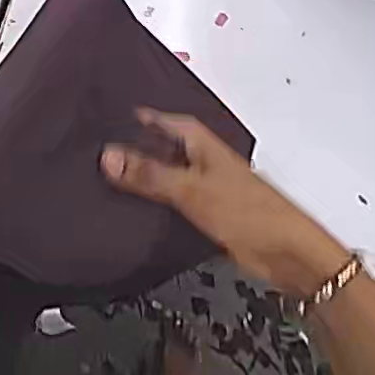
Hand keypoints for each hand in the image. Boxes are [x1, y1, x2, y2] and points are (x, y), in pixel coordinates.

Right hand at [102, 108, 348, 297]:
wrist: (289, 256)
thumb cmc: (251, 212)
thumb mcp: (191, 190)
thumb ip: (148, 173)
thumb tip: (107, 156)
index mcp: (194, 137)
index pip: (150, 119)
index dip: (123, 120)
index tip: (90, 122)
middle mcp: (194, 154)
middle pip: (151, 145)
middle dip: (124, 150)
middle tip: (84, 152)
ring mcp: (196, 180)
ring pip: (157, 172)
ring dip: (135, 176)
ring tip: (96, 179)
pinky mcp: (199, 207)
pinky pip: (164, 197)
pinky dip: (148, 200)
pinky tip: (126, 207)